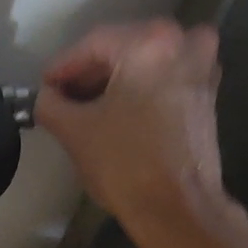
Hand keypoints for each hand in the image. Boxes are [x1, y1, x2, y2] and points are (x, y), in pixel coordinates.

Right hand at [35, 21, 230, 222]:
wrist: (175, 206)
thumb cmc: (124, 165)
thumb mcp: (74, 132)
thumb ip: (51, 105)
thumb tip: (45, 96)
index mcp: (148, 44)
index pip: (92, 44)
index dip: (61, 67)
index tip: (42, 87)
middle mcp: (182, 41)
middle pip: (121, 47)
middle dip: (88, 73)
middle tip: (60, 98)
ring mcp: (201, 64)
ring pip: (144, 61)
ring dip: (112, 81)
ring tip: (85, 108)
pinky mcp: (205, 91)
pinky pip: (163, 76)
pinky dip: (138, 88)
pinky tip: (116, 113)